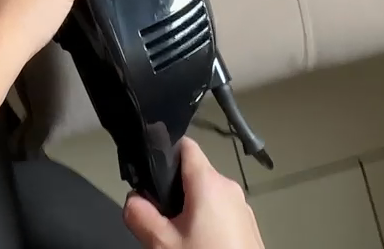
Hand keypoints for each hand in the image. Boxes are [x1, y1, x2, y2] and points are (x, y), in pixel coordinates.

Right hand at [123, 138, 264, 248]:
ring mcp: (244, 210)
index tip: (148, 175)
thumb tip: (132, 199)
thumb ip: (140, 214)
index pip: (183, 144)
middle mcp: (230, 188)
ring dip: (191, 211)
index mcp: (209, 181)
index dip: (162, 153)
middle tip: (160, 219)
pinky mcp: (251, 231)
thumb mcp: (163, 244)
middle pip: (193, 174)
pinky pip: (223, 215)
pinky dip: (209, 225)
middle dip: (174, 192)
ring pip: (208, 197)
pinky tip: (200, 247)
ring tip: (180, 239)